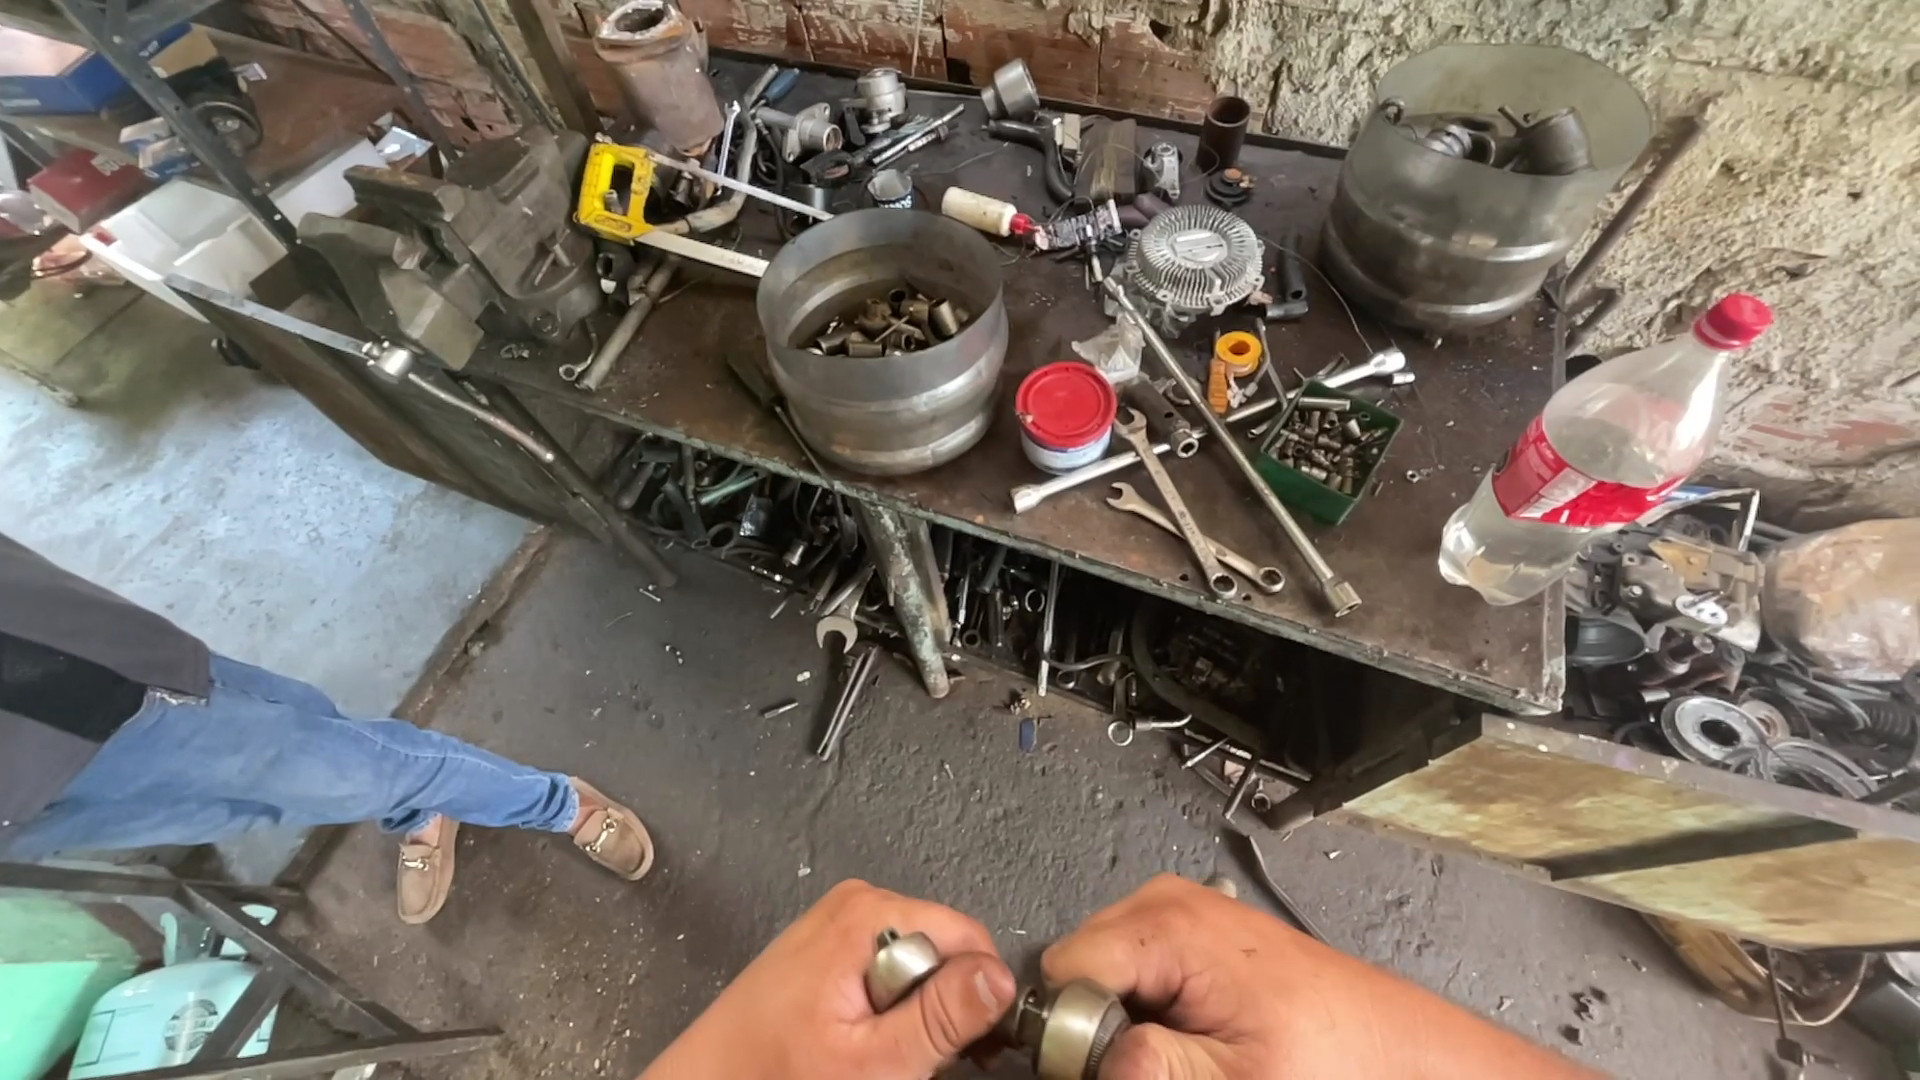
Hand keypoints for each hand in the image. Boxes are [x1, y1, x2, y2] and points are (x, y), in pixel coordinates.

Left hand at [640, 879, 1014, 1079]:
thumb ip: (941, 1016)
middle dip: (937, 1004)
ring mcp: (841, 919)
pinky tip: (855, 1035)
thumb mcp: (873, 1062)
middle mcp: (857, 902)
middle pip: (939, 946)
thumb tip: (998, 977)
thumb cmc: (774, 1075)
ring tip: (871, 1049)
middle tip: (903, 1055)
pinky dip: (885, 1003)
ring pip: (915, 960)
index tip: (964, 1043)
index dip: (974, 993)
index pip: (965, 935)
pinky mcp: (830, 940)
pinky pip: (886, 964)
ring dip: (911, 1009)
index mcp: (869, 914)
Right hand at [1044, 875, 1594, 1079]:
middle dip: (1100, 1024)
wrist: (1397, 1049)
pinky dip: (1146, 1003)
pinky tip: (1190, 1032)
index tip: (1117, 1070)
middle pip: (1079, 965)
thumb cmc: (1333, 1060)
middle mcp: (1161, 899)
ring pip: (1102, 966)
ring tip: (1185, 1051)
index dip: (1076, 1033)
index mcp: (1166, 924)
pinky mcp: (1189, 926)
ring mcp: (1175, 907)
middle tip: (1161, 1065)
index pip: (1065, 971)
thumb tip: (1075, 1059)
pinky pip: (1133, 963)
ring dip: (1123, 1017)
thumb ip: (1151, 1068)